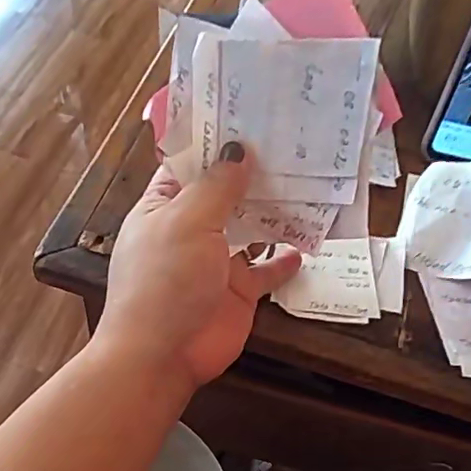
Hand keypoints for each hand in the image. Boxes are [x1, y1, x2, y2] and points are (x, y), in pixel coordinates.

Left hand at [95, 143, 301, 390]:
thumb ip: (217, 187)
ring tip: (306, 186)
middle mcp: (192, 230)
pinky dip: (283, 261)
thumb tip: (239, 150)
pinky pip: (266, 272)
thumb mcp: (186, 222)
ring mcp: (217, 263)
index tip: (251, 116)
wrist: (163, 354)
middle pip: (227, 195)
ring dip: (274, 213)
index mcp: (166, 205)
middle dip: (253, 174)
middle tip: (292, 145)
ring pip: (251, 231)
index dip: (218, 140)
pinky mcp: (239, 294)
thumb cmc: (164, 282)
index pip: (192, 163)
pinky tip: (303, 247)